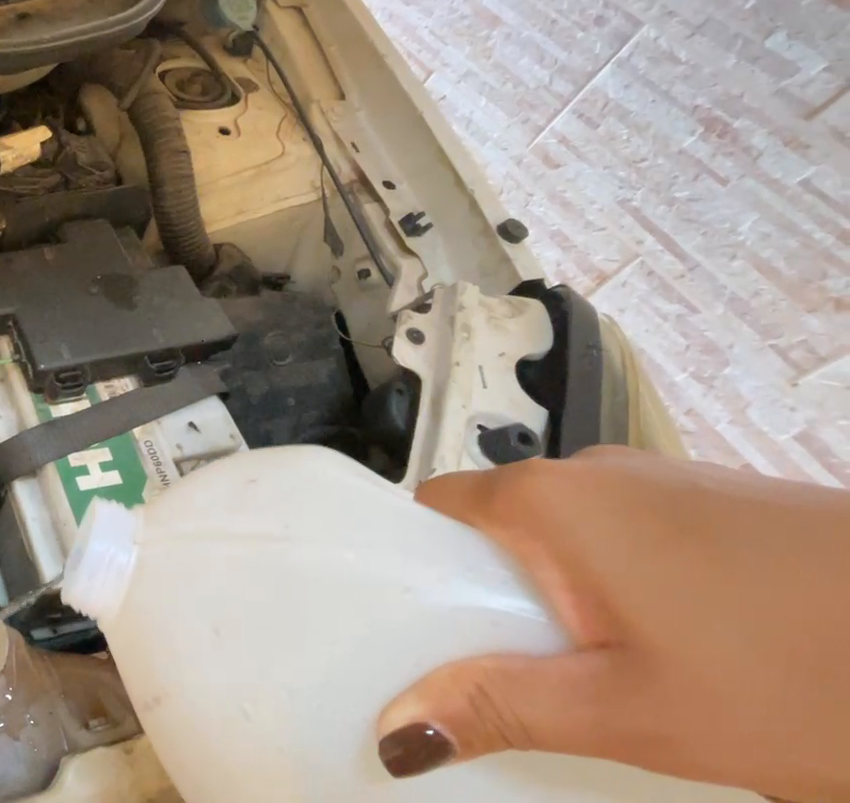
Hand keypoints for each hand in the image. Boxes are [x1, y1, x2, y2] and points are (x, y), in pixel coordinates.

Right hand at [375, 445, 849, 802]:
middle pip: (500, 524)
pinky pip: (630, 533)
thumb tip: (394, 733)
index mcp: (543, 497)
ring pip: (569, 533)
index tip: (427, 628)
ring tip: (611, 671)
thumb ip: (504, 708)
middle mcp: (588, 468)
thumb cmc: (805, 677)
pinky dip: (627, 581)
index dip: (418, 564)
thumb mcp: (637, 714)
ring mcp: (660, 476)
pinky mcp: (719, 498)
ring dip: (568, 591)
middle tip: (522, 673)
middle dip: (499, 593)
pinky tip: (689, 645)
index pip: (433, 510)